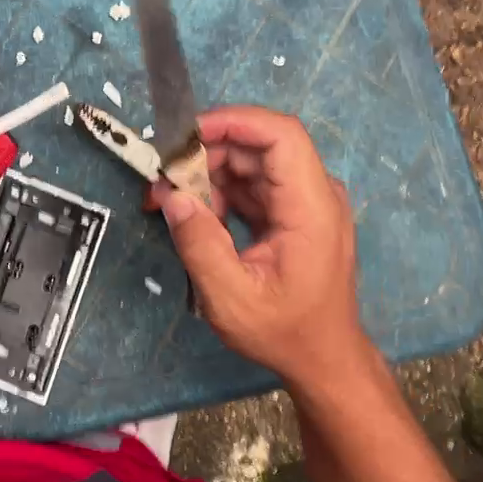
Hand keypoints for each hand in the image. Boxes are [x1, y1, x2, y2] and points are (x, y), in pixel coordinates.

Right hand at [152, 106, 369, 389]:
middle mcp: (313, 194)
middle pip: (255, 146)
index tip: (182, 137)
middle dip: (202, 155)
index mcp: (311, 208)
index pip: (280, 135)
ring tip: (168, 204)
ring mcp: (302, 202)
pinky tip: (193, 217)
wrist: (323, 360)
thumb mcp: (231, 298)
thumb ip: (200, 245)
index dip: (232, 122)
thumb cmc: (284, 333)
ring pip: (247, 163)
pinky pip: (248, 184)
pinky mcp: (288, 213)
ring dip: (203, 176)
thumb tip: (171, 196)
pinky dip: (215, 193)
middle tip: (159, 183)